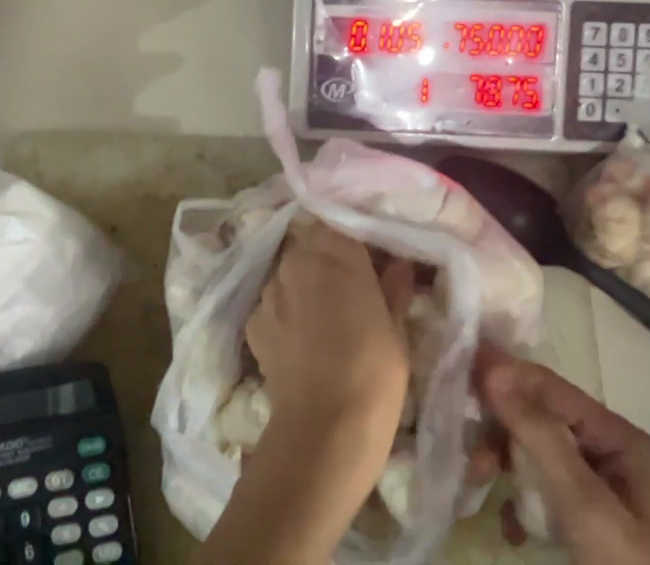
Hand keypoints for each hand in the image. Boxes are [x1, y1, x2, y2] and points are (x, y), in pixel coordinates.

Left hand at [196, 223, 415, 564]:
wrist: (324, 428)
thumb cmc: (374, 372)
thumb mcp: (397, 327)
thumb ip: (393, 285)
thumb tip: (395, 262)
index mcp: (335, 253)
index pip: (342, 222)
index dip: (357, 235)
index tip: (374, 251)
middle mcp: (295, 261)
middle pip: (312, 243)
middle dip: (330, 256)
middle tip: (354, 281)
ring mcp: (269, 291)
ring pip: (290, 272)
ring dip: (307, 281)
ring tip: (327, 312)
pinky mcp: (253, 322)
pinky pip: (274, 303)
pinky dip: (288, 311)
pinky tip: (304, 336)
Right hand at [475, 345, 649, 564]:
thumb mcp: (586, 507)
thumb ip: (541, 437)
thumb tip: (494, 370)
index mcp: (619, 440)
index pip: (550, 388)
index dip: (503, 375)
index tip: (455, 371)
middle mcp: (610, 455)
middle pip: (541, 421)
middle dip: (501, 433)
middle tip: (470, 460)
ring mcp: (601, 492)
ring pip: (537, 458)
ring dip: (506, 468)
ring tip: (480, 489)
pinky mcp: (590, 526)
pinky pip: (544, 496)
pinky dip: (522, 507)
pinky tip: (512, 532)